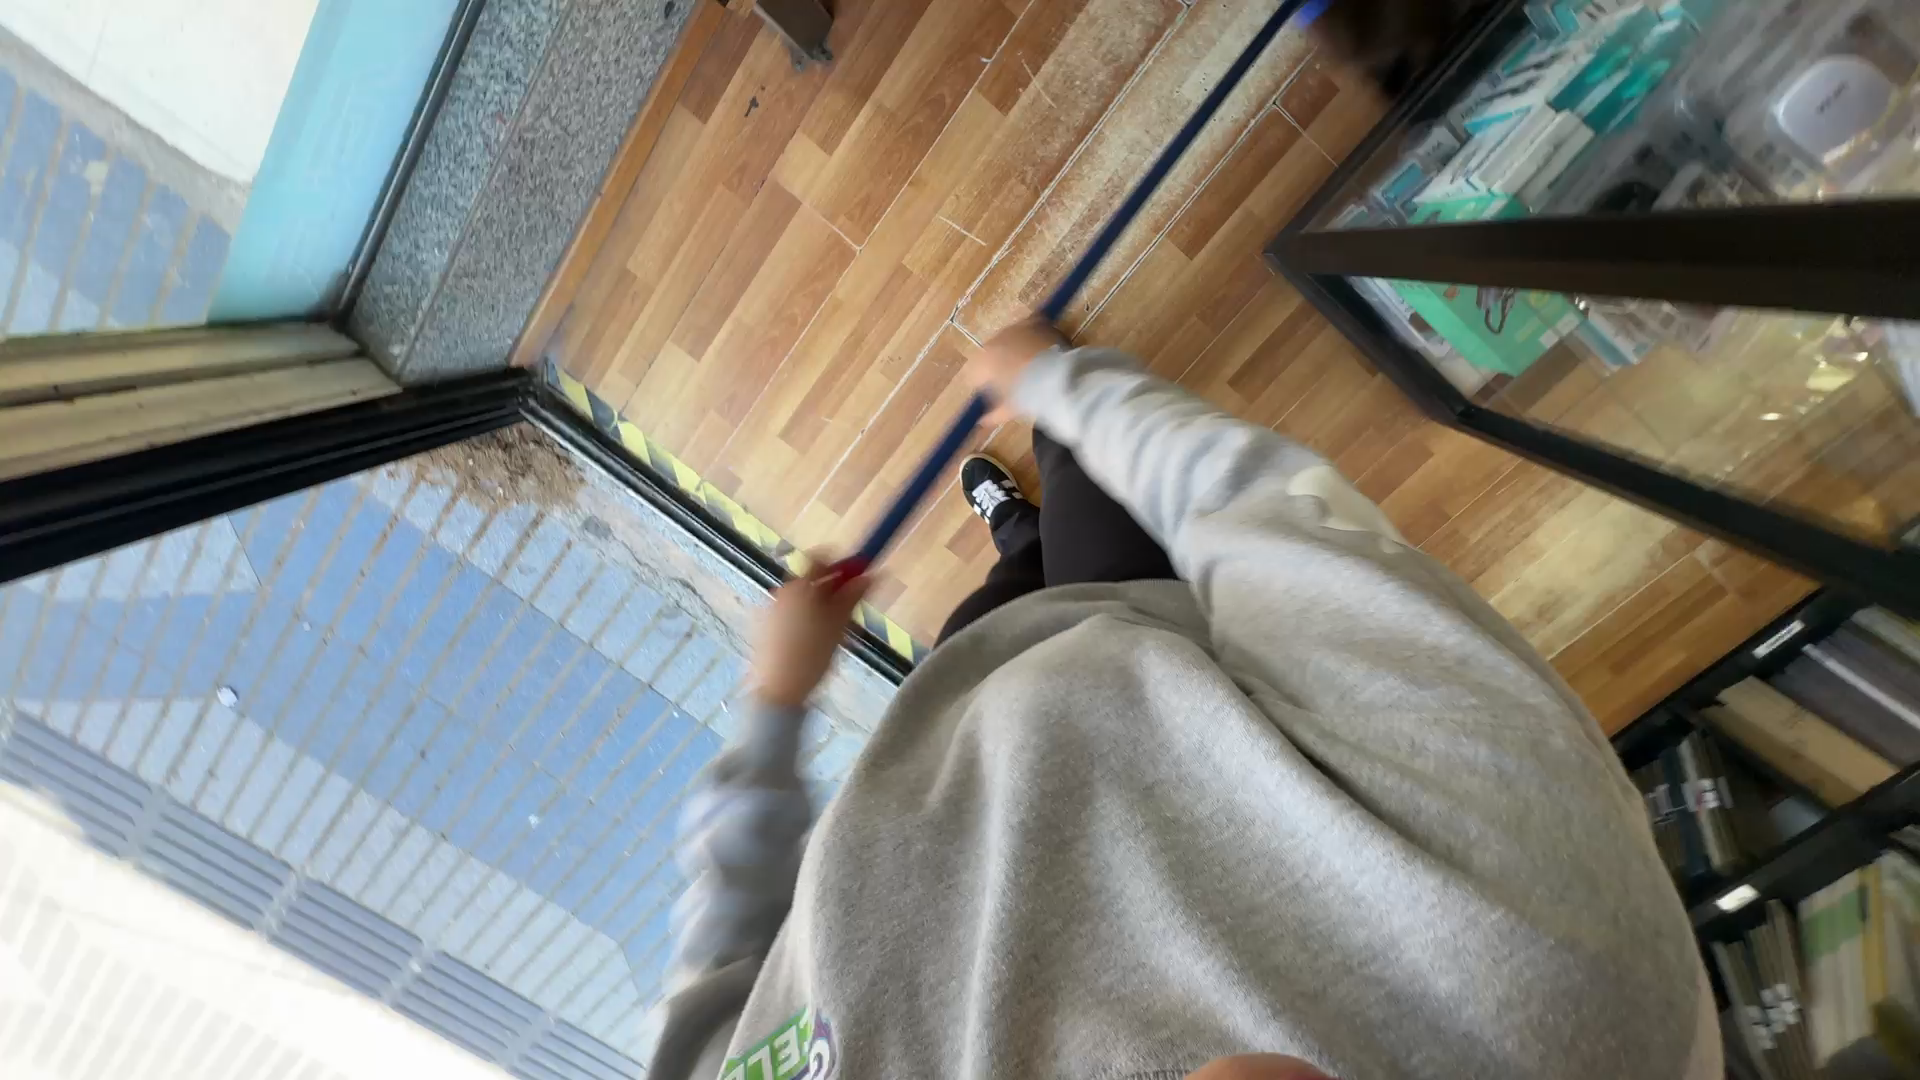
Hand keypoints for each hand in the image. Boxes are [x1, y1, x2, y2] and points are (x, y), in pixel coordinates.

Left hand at [752, 559, 870, 708]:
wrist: (778, 689)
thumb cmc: (812, 654)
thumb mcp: (839, 625)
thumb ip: (853, 596)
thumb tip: (869, 576)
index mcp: (799, 586)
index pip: (820, 559)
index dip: (841, 563)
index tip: (858, 574)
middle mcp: (781, 592)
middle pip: (811, 579)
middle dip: (833, 588)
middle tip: (852, 608)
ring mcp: (770, 609)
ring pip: (802, 598)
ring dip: (820, 604)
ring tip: (835, 630)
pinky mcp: (764, 628)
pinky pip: (791, 613)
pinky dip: (805, 617)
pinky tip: (814, 640)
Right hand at [965, 316, 1065, 422]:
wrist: (1057, 377)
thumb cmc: (1029, 395)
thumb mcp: (1010, 408)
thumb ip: (994, 413)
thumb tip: (983, 422)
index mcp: (982, 363)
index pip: (974, 374)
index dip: (983, 384)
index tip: (994, 394)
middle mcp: (993, 342)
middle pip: (990, 353)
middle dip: (999, 364)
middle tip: (1015, 378)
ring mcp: (1013, 330)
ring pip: (1008, 339)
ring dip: (1014, 348)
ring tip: (1031, 362)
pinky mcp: (1033, 321)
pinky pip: (1028, 325)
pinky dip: (1031, 333)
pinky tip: (1040, 345)